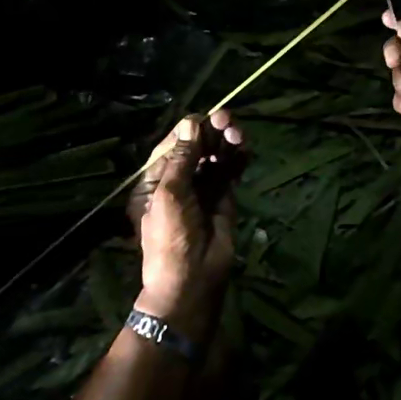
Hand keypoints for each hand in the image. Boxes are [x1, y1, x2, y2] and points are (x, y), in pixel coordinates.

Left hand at [127, 111, 247, 331]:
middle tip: (228, 121)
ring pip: (215, 157)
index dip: (190, 129)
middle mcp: (179, 181)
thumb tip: (192, 124)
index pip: (173, 145)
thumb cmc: (171, 237)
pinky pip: (230, 172)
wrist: (191, 281)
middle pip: (197, 147)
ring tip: (238, 135)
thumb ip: (181, 159)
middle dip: (212, 132)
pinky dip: (238, 159)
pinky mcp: (223, 199)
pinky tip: (245, 149)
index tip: (207, 118)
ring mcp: (202, 189)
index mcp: (155, 179)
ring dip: (227, 142)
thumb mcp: (169, 194)